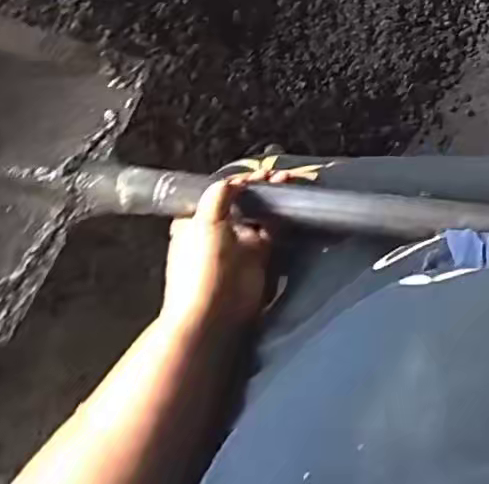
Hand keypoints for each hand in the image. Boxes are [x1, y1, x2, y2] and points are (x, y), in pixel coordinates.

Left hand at [162, 174, 272, 329]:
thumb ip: (218, 196)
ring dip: (273, 195)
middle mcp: (217, 227)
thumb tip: (236, 180)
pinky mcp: (259, 251)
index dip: (239, 179)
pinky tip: (292, 200)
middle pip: (242, 198)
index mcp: (196, 220)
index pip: (219, 190)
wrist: (214, 313)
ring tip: (287, 181)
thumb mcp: (204, 224)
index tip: (258, 174)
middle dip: (260, 185)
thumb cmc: (201, 268)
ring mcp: (239, 240)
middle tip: (276, 177)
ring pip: (259, 209)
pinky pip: (273, 226)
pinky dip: (283, 212)